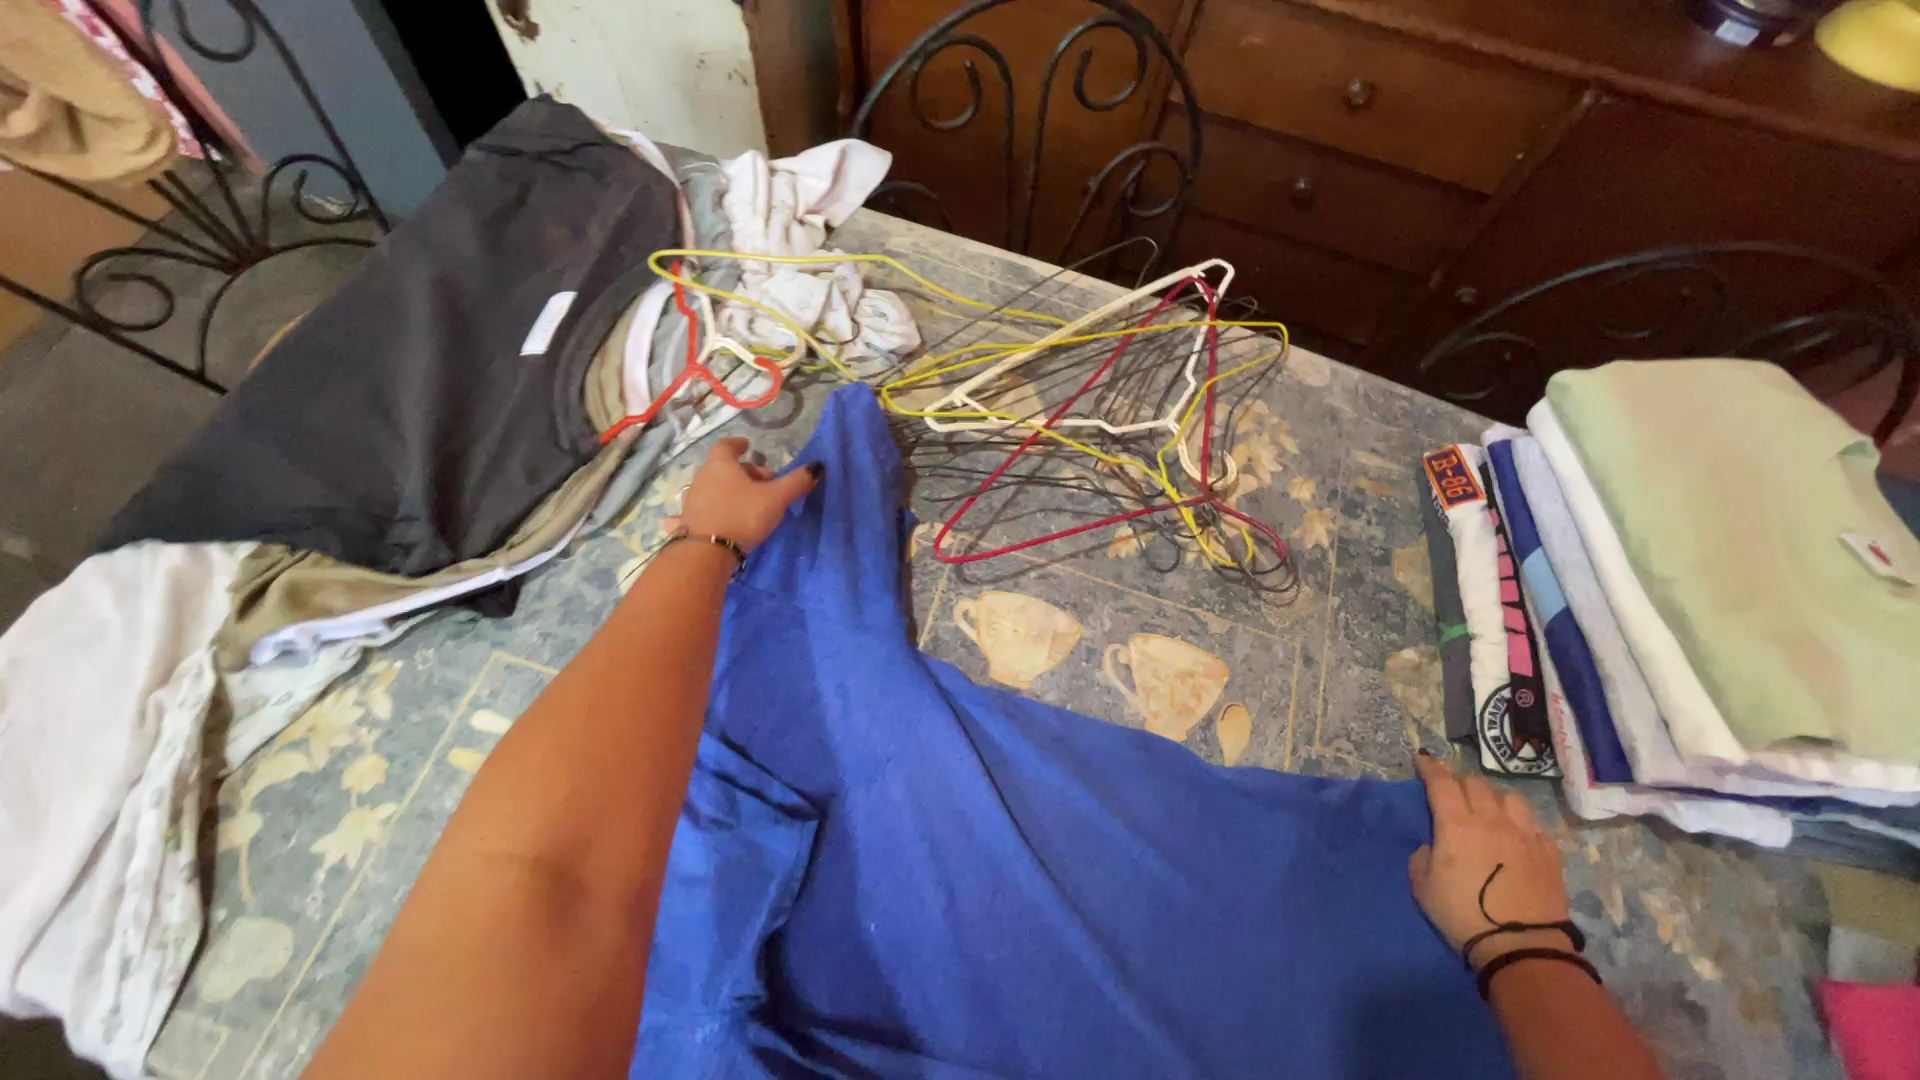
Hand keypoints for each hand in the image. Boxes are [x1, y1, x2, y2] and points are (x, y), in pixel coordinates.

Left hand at [670, 438, 817, 552]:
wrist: (707, 552)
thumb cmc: (742, 515)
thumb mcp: (776, 498)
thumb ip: (796, 482)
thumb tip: (816, 467)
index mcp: (721, 465)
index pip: (727, 446)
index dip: (738, 445)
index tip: (748, 447)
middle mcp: (702, 478)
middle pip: (722, 468)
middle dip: (743, 472)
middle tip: (763, 483)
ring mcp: (691, 500)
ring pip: (711, 488)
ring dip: (727, 490)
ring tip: (745, 502)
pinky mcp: (687, 522)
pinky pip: (696, 510)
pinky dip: (706, 509)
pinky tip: (712, 518)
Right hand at [1409, 752, 1571, 964]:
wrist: (1521, 946)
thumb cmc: (1462, 914)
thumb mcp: (1422, 886)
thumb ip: (1421, 857)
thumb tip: (1432, 846)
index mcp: (1457, 825)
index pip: (1441, 782)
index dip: (1429, 767)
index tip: (1422, 759)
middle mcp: (1492, 821)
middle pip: (1476, 783)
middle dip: (1459, 779)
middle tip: (1451, 787)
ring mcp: (1525, 835)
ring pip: (1509, 797)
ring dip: (1493, 795)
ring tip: (1487, 806)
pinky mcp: (1549, 854)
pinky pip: (1534, 824)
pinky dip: (1520, 822)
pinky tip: (1516, 833)